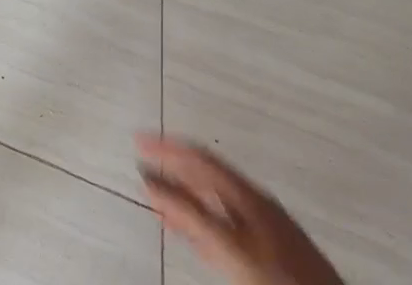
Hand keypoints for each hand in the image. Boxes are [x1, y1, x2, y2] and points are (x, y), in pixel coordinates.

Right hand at [137, 134, 343, 284]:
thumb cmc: (273, 272)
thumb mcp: (224, 240)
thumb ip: (185, 209)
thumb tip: (147, 178)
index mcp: (245, 193)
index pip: (200, 156)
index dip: (167, 145)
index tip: (137, 139)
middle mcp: (255, 202)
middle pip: (207, 177)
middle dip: (172, 172)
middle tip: (144, 168)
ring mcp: (264, 225)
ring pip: (214, 202)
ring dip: (184, 199)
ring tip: (158, 202)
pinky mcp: (268, 248)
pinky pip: (225, 224)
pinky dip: (201, 222)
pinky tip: (191, 235)